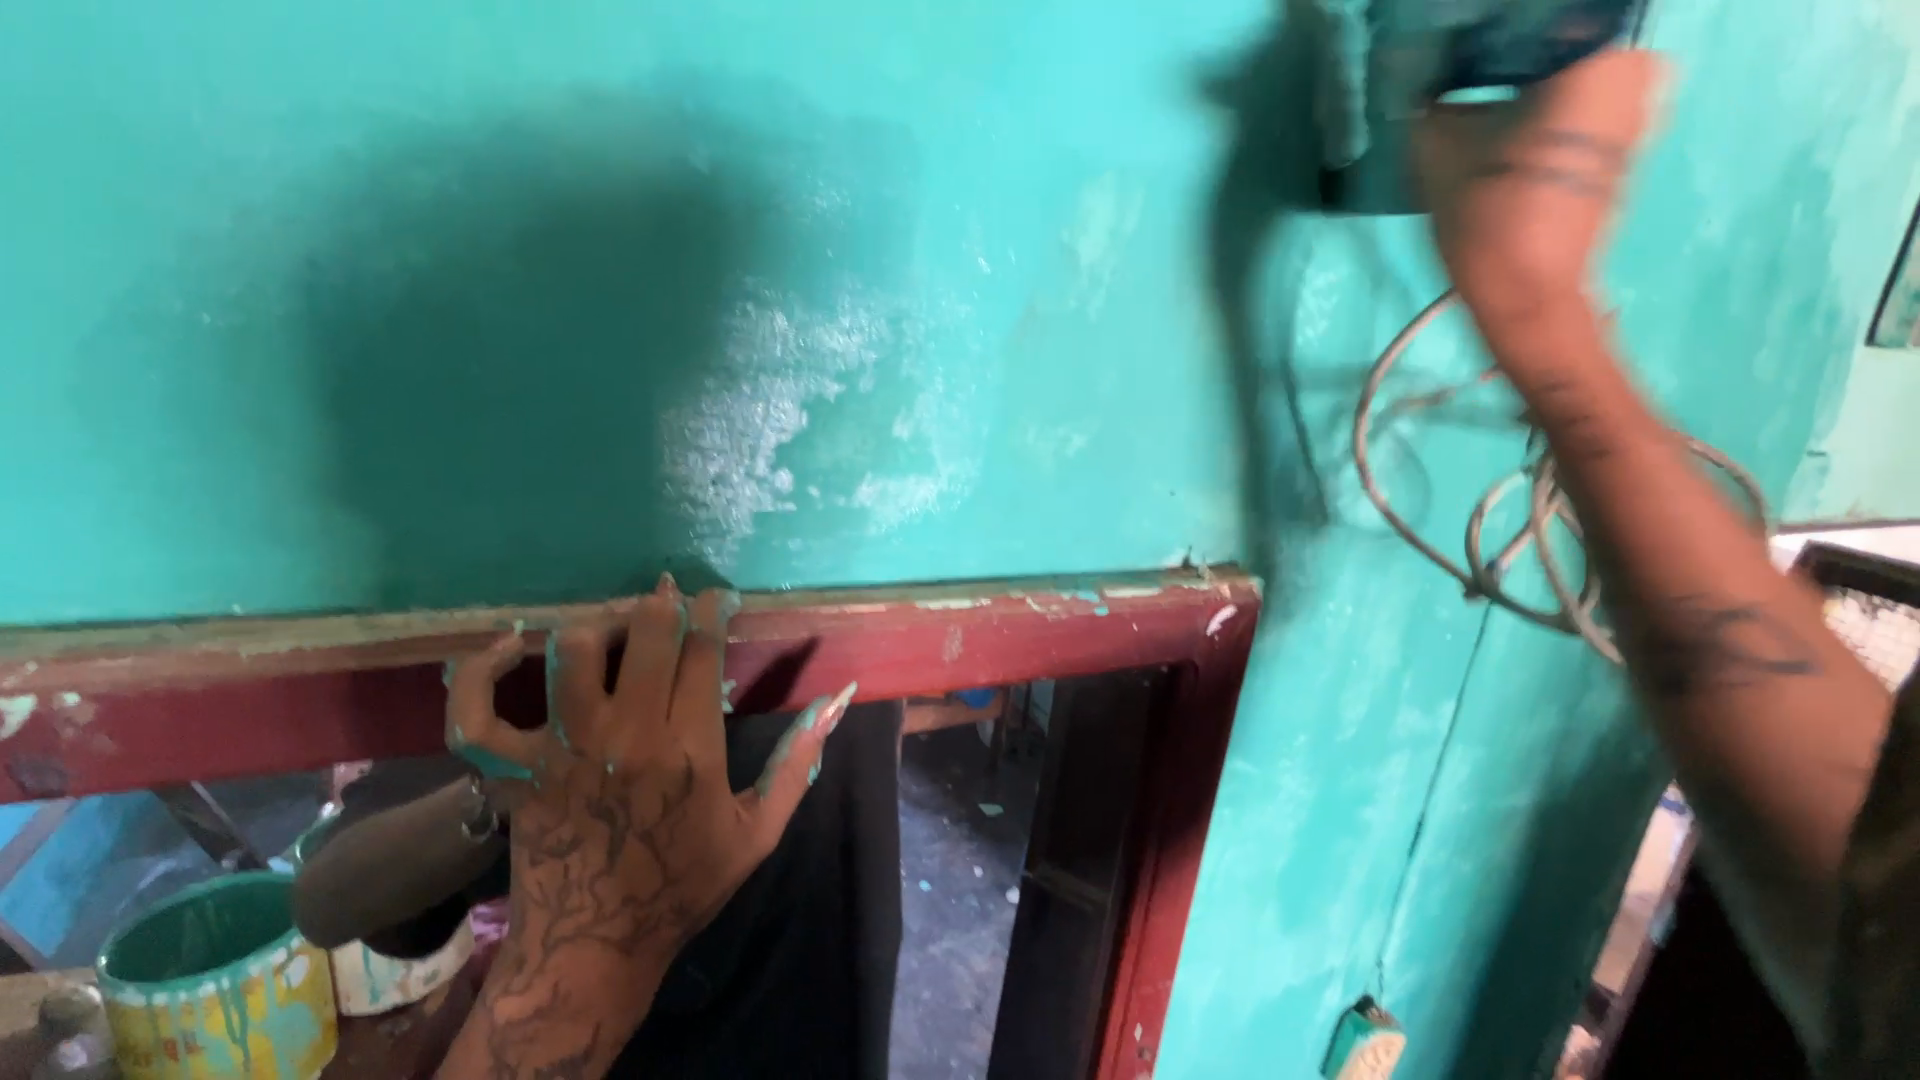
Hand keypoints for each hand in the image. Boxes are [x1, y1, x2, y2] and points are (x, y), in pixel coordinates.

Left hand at [441, 576, 855, 1072]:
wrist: (596, 947)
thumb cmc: (684, 886)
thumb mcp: (759, 830)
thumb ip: (799, 761)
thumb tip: (839, 696)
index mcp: (691, 749)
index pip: (703, 648)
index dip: (713, 609)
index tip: (718, 597)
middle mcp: (628, 737)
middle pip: (646, 633)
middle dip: (662, 604)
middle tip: (669, 601)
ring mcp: (564, 752)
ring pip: (572, 651)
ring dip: (596, 624)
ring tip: (612, 626)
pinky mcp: (511, 773)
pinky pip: (477, 711)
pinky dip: (481, 670)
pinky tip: (510, 646)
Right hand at [1416, 48, 1666, 325]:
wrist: (1525, 292)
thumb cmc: (1487, 214)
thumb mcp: (1438, 149)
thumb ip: (1428, 102)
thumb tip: (1414, 76)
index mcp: (1600, 56)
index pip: (1543, 15)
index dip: (1490, 25)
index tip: (1452, 36)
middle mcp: (1635, 67)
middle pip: (1557, 39)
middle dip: (1505, 50)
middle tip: (1453, 65)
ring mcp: (1637, 106)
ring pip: (1567, 69)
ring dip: (1518, 76)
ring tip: (1466, 89)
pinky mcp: (1622, 140)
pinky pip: (1578, 98)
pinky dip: (1538, 101)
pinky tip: (1495, 117)